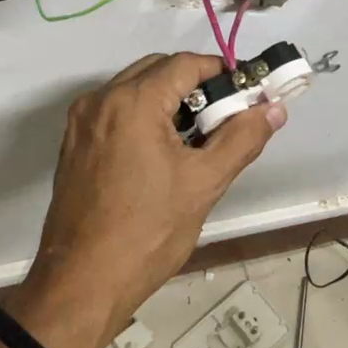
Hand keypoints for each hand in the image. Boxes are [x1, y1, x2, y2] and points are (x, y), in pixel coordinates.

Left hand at [32, 53, 283, 340]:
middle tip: (227, 116)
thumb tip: (273, 109)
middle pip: (158, 70)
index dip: (222, 72)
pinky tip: (165, 152)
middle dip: (196, 85)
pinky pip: (116, 111)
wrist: (82, 283)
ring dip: (169, 100)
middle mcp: (100, 100)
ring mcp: (81, 122)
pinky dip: (144, 116)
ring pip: (135, 89)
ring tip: (199, 137)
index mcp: (132, 102)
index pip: (185, 64)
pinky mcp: (73, 144)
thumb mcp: (204, 184)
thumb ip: (242, 138)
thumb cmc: (147, 233)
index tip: (249, 93)